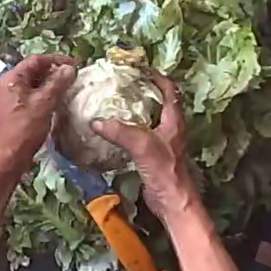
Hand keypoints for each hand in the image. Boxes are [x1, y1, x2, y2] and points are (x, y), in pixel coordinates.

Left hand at [0, 54, 76, 173]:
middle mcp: (7, 85)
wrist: (7, 158)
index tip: (75, 65)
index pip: (36, 60)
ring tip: (69, 88)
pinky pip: (31, 96)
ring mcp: (9, 98)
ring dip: (51, 84)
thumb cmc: (23, 129)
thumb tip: (69, 69)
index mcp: (11, 78)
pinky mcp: (13, 111)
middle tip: (74, 77)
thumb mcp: (43, 103)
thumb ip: (57, 83)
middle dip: (54, 72)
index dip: (57, 60)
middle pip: (34, 71)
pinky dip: (45, 95)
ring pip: (33, 84)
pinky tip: (57, 101)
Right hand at [93, 73, 199, 221]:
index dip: (157, 77)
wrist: (172, 201)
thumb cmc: (164, 170)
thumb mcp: (142, 145)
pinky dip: (129, 128)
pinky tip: (115, 129)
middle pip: (159, 102)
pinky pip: (141, 134)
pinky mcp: (154, 155)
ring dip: (136, 109)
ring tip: (116, 102)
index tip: (139, 68)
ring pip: (149, 118)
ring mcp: (163, 142)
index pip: (169, 90)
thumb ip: (120, 132)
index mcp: (174, 120)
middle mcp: (170, 128)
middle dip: (143, 90)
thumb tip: (96, 122)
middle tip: (124, 83)